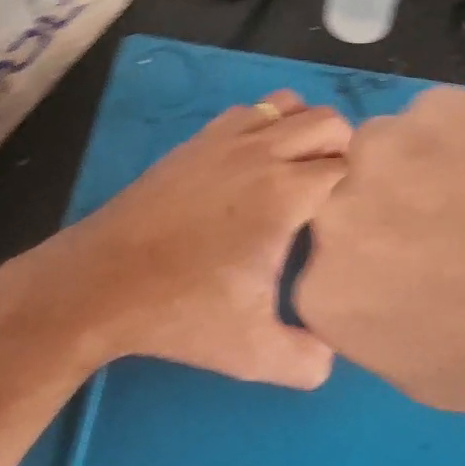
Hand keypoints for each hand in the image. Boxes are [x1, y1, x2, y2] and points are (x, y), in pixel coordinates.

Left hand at [0, 90, 347, 388]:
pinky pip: (249, 111)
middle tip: (339, 197)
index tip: (359, 220)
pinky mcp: (195, 141)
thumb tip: (332, 353)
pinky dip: (269, 124)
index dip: (364, 190)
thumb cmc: (181, 313)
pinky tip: (260, 165)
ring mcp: (224, 140)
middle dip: (346, 151)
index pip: (350, 166)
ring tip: (305, 172)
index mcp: (284, 194)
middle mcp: (260, 153)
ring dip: (308, 129)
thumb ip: (308, 360)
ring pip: (289, 104)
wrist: (100, 284)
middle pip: (329, 121)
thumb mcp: (254, 354)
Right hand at [299, 86, 464, 416]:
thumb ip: (375, 320)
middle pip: (346, 200)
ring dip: (421, 170)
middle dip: (387, 216)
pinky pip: (439, 120)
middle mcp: (339, 210)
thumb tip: (380, 280)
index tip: (417, 278)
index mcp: (327, 290)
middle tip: (454, 232)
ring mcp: (392, 147)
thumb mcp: (427, 374)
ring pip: (390, 151)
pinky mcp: (446, 104)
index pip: (325, 269)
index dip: (375, 271)